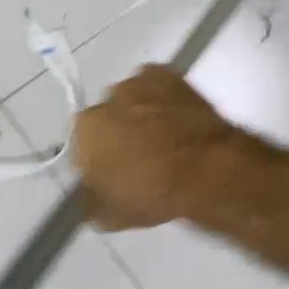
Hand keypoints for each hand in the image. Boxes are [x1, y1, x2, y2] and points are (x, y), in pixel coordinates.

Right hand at [72, 64, 242, 230]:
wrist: (207, 165)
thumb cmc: (154, 191)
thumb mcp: (109, 214)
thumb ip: (89, 199)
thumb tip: (91, 190)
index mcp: (87, 129)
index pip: (81, 145)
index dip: (96, 160)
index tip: (112, 172)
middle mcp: (110, 97)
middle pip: (106, 117)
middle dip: (116, 132)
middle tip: (136, 154)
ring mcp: (142, 80)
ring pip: (131, 98)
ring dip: (138, 111)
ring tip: (160, 134)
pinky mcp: (171, 73)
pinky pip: (155, 84)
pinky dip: (160, 96)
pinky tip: (172, 115)